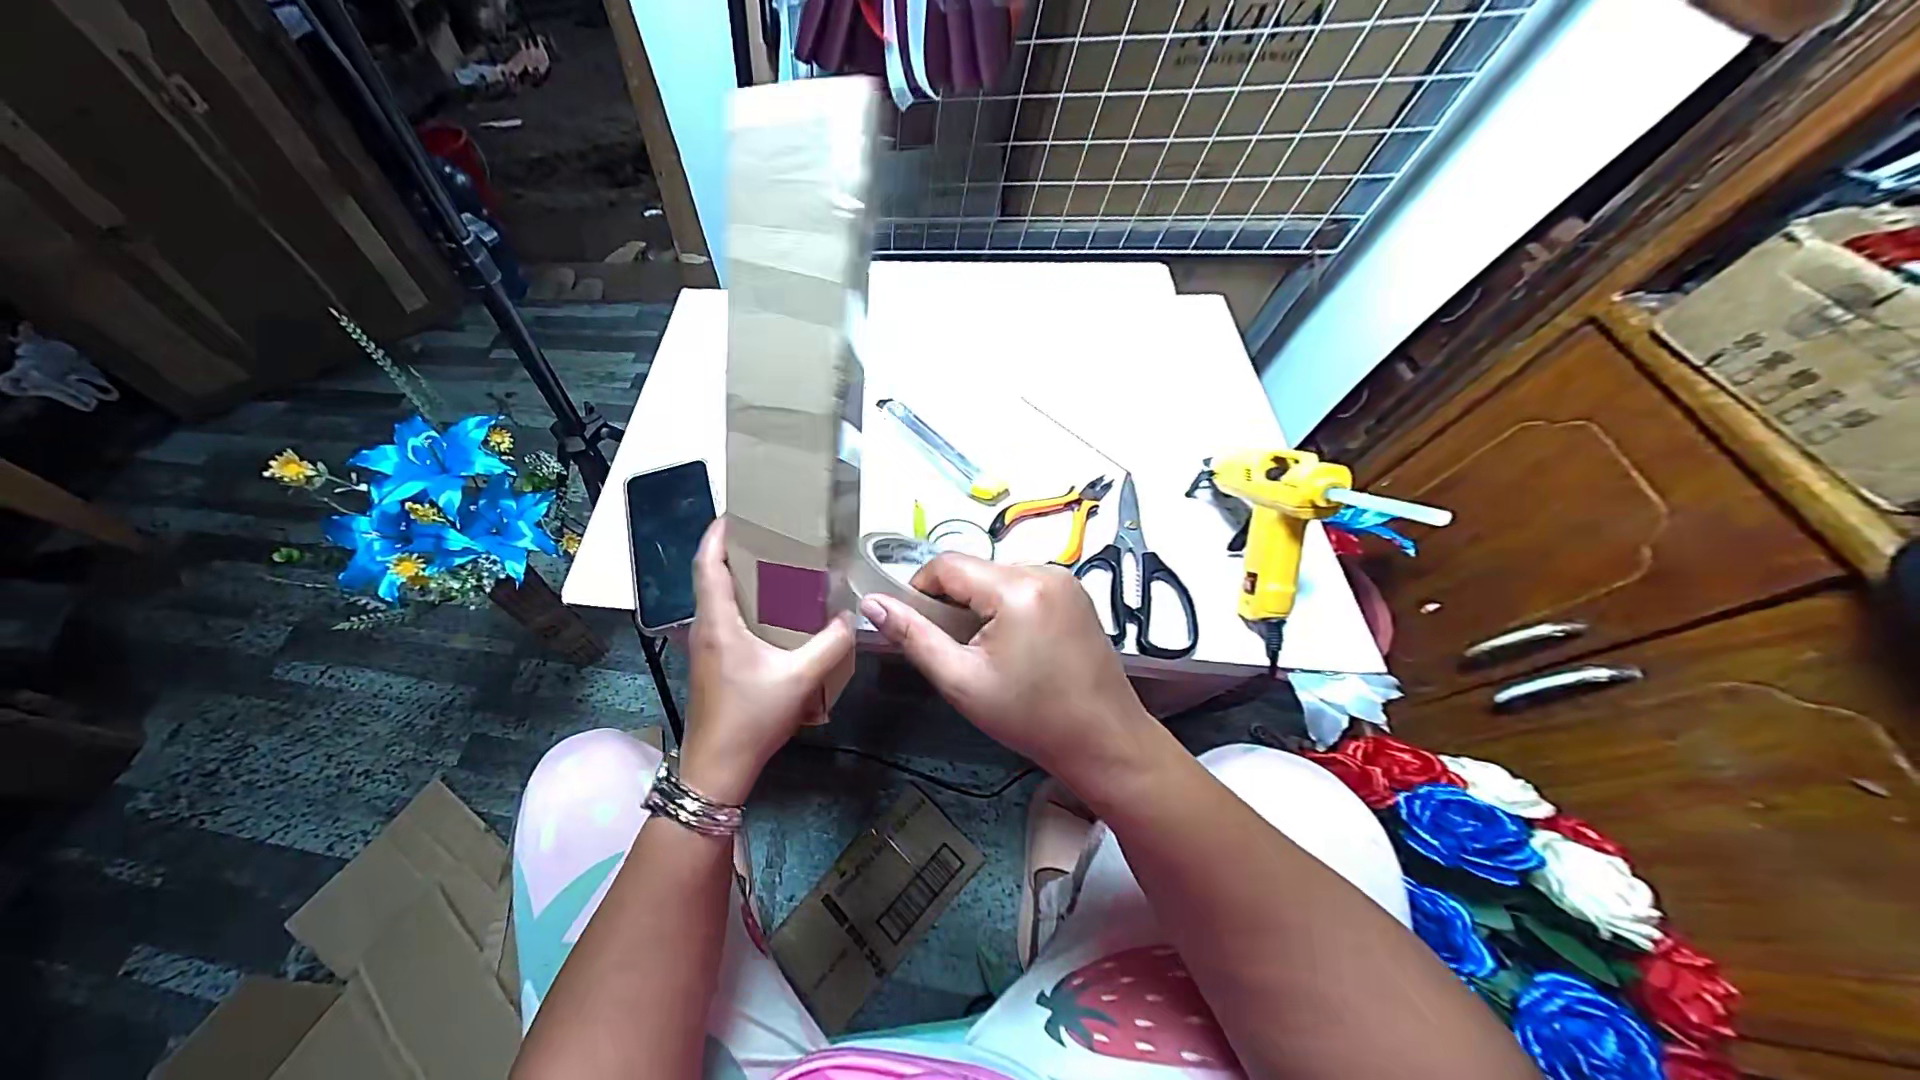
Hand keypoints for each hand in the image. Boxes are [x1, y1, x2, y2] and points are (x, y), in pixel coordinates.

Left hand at [681, 519, 854, 804]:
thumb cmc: (751, 717)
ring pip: (717, 597)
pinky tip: (774, 611)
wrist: (717, 767)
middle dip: (734, 548)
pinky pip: (725, 618)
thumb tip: (850, 618)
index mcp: (718, 622)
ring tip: (776, 564)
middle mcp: (706, 628)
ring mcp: (706, 646)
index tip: (738, 511)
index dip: (717, 533)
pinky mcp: (714, 662)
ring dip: (738, 576)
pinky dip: (744, 602)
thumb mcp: (800, 678)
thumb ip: (831, 644)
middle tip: (770, 534)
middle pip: (710, 575)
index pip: (707, 564)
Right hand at [859, 556, 1165, 797]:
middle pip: (974, 568)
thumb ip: (913, 636)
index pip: (947, 564)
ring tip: (984, 649)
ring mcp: (1065, 580)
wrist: (1102, 739)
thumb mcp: (961, 680)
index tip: (917, 625)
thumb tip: (873, 604)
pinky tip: (1011, 644)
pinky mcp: (1076, 593)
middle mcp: (1045, 570)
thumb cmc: (1032, 717)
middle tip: (953, 646)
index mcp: (1017, 588)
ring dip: (979, 602)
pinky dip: (1006, 604)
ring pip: (997, 575)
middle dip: (952, 600)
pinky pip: (1024, 583)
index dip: (920, 590)